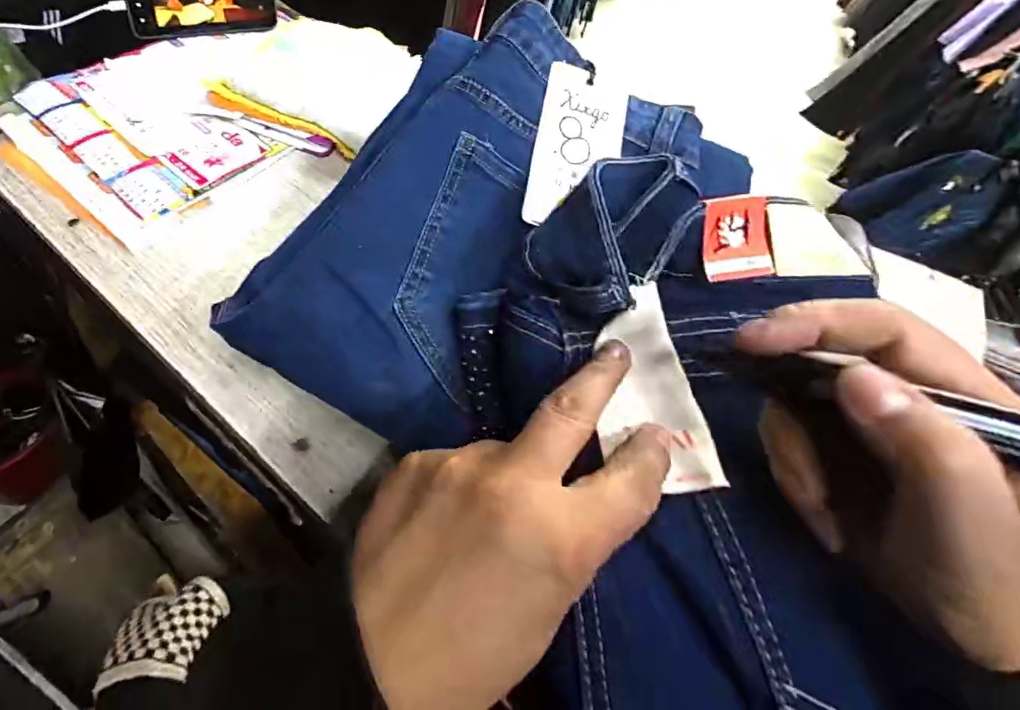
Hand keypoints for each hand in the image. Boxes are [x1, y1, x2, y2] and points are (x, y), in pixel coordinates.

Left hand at [351, 343, 670, 709]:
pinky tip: (444, 516)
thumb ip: (575, 538)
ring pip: (504, 448)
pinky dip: (463, 484)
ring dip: (508, 470)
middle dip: (600, 377)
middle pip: (569, 410)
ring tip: (486, 512)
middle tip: (616, 352)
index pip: (628, 480)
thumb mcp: (549, 607)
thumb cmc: (476, 655)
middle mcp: (512, 483)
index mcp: (559, 536)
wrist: (363, 667)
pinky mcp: (417, 460)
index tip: (656, 434)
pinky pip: (458, 463)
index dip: (650, 455)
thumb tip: (592, 488)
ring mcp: (458, 463)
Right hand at [735, 300, 1019, 672]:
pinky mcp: (844, 451)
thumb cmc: (999, 581)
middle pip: (830, 354)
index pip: (888, 328)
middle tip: (747, 385)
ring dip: (793, 447)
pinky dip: (794, 473)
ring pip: (801, 395)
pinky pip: (794, 437)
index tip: (760, 337)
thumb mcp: (976, 520)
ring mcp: (874, 421)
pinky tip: (824, 519)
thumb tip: (855, 377)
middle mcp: (913, 391)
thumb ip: (929, 445)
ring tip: (817, 504)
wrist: (988, 650)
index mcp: (964, 389)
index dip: (824, 320)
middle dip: (790, 383)